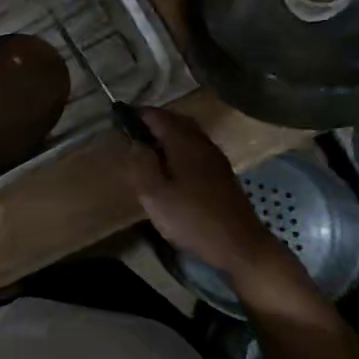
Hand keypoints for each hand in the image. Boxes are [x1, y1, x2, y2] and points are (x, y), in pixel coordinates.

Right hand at [127, 107, 292, 280]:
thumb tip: (135, 142)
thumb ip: (142, 164)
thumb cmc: (191, 219)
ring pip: (189, 134)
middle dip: (155, 120)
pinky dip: (179, 145)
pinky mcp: (221, 174)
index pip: (160, 117)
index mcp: (185, 145)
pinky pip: (196, 147)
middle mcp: (203, 145)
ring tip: (147, 143)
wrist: (238, 244)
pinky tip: (170, 162)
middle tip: (132, 128)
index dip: (139, 114)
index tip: (119, 116)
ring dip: (168, 132)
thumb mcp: (154, 195)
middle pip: (178, 121)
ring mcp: (215, 159)